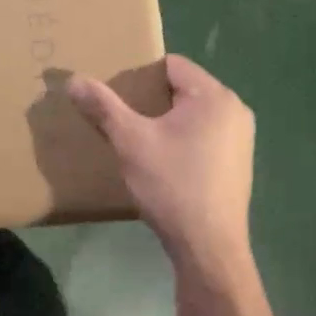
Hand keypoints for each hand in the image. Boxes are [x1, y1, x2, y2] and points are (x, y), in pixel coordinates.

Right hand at [69, 56, 255, 264]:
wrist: (209, 250)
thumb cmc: (172, 186)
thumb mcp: (130, 142)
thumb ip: (103, 106)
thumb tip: (73, 80)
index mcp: (214, 95)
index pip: (171, 65)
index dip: (141, 76)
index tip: (121, 97)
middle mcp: (235, 109)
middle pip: (184, 87)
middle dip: (153, 100)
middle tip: (126, 119)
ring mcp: (242, 138)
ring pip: (194, 113)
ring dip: (168, 121)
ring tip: (142, 141)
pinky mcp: (239, 163)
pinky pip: (206, 135)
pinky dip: (185, 140)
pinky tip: (166, 164)